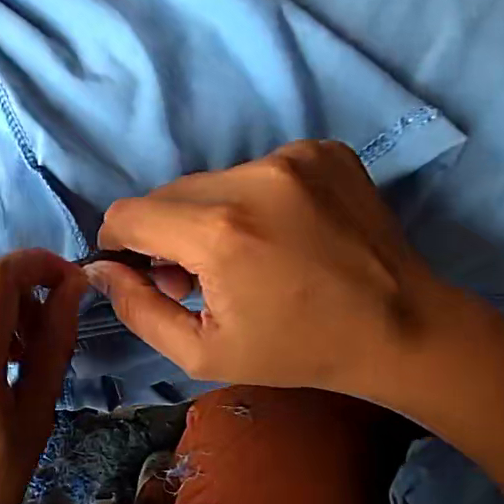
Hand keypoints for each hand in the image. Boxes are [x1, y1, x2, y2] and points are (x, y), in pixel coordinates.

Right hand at [87, 140, 464, 402]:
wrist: (401, 328)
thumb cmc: (295, 350)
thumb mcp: (200, 352)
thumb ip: (137, 308)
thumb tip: (101, 269)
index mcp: (219, 233)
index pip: (127, 213)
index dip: (119, 243)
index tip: (139, 270)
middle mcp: (252, 178)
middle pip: (165, 195)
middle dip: (163, 235)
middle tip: (195, 277)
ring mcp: (292, 158)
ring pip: (207, 182)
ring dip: (205, 217)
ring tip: (241, 258)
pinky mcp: (321, 150)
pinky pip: (251, 170)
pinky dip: (248, 201)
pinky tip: (277, 235)